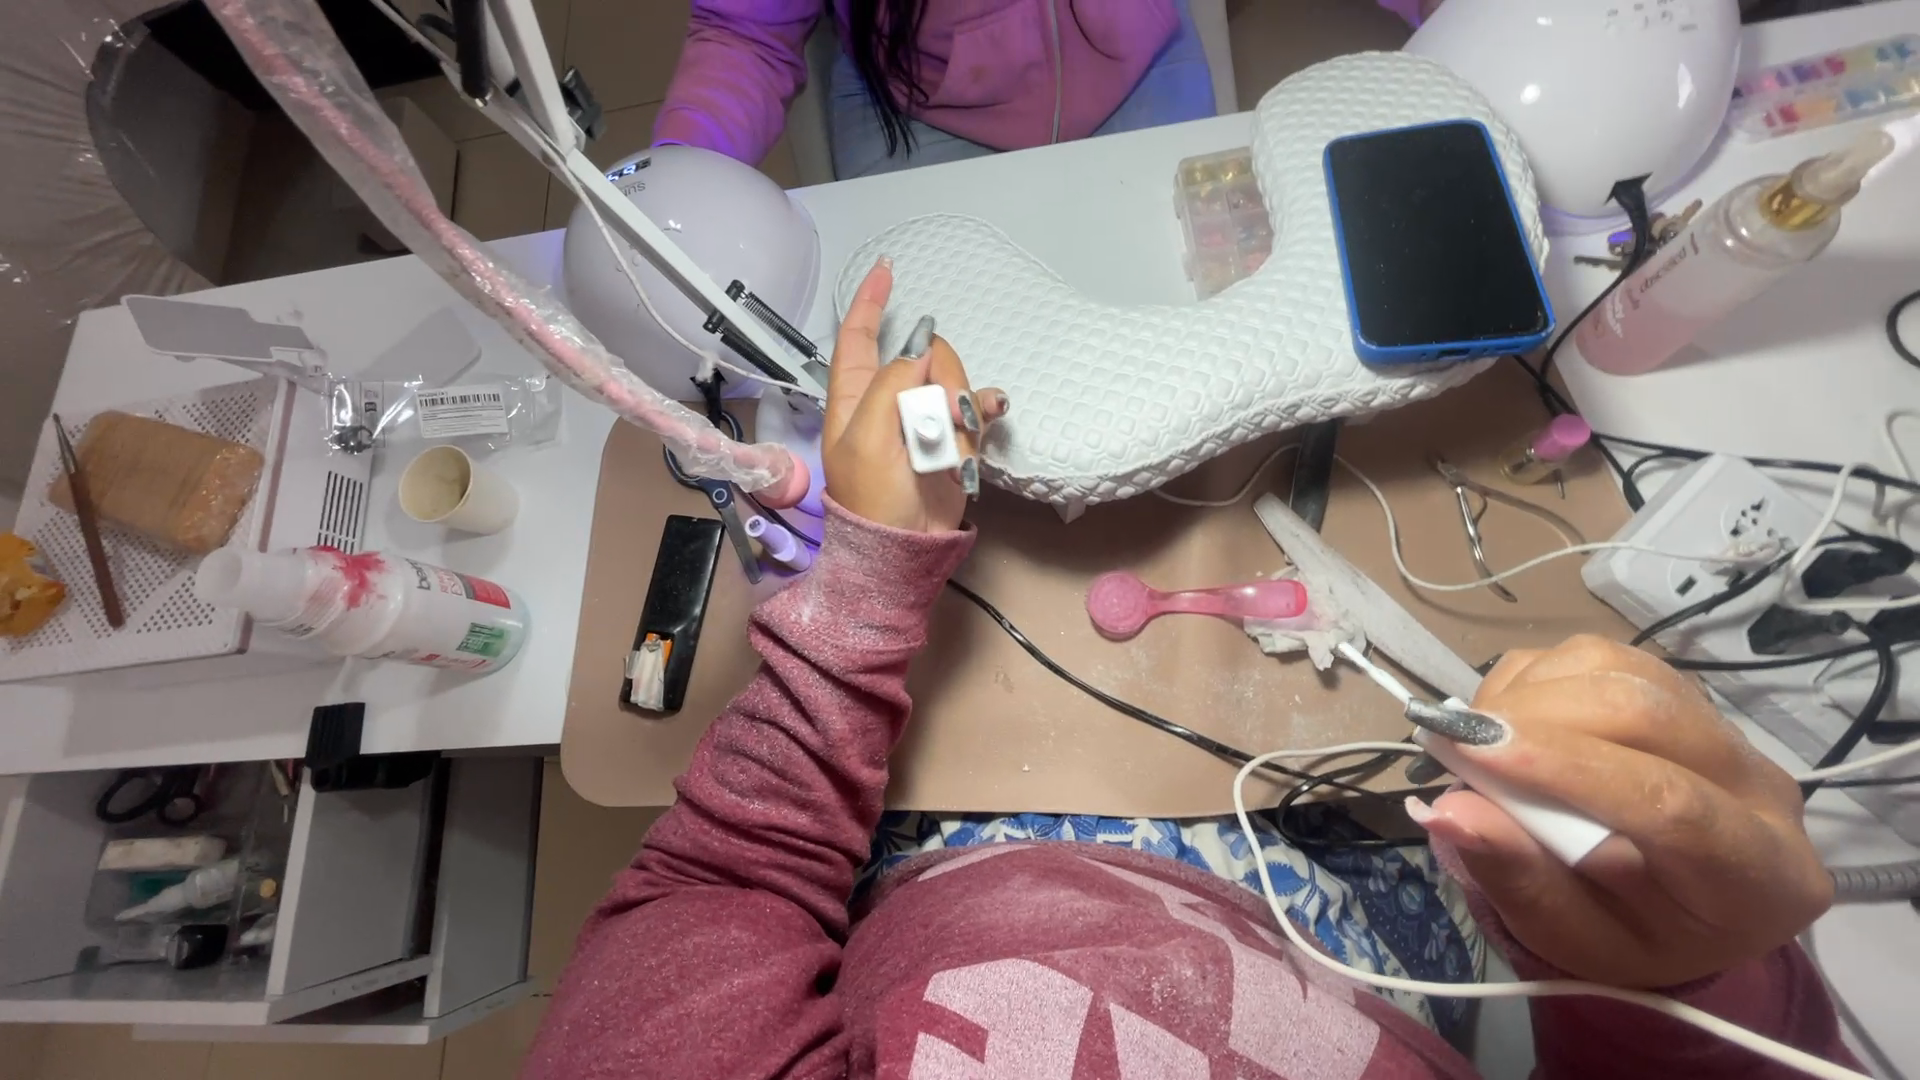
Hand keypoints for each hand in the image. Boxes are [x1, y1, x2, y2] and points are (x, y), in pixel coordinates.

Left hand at [824, 258, 1008, 531]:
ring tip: (954, 448)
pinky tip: (988, 413)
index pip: (858, 338)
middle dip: (940, 377)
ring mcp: (922, 418)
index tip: (888, 269)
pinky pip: (973, 406)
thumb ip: (892, 384)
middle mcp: (890, 400)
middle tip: (943, 414)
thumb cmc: (874, 498)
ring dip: (959, 406)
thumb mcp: (869, 439)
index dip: (870, 303)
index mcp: (855, 397)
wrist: (905, 548)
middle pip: (923, 356)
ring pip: (952, 380)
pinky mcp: (951, 438)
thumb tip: (921, 341)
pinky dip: (981, 408)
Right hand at [1414, 635, 1831, 987]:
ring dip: (1524, 696)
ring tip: (1487, 739)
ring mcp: (1717, 727)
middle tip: (1456, 741)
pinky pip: (1590, 656)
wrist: (1646, 900)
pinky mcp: (1669, 688)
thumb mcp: (1561, 931)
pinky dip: (1529, 680)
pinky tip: (1513, 721)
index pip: (1669, 802)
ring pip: (1613, 669)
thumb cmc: (1611, 927)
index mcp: (1755, 875)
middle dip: (1531, 717)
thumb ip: (1514, 875)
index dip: (1562, 766)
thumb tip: (1443, 810)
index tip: (1468, 750)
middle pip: (1642, 713)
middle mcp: (1758, 788)